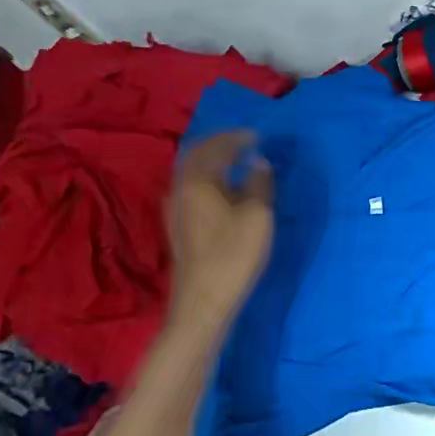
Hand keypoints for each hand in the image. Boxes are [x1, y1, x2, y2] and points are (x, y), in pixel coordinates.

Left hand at [167, 132, 274, 329]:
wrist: (204, 300)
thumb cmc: (234, 254)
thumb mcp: (258, 215)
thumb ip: (259, 183)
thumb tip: (258, 162)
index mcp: (198, 181)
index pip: (215, 147)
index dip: (236, 138)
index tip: (257, 135)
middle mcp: (180, 190)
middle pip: (195, 156)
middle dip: (218, 145)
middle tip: (243, 142)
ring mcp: (175, 209)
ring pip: (191, 172)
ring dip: (211, 161)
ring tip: (235, 161)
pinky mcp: (179, 226)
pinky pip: (191, 188)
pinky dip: (208, 178)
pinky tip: (222, 188)